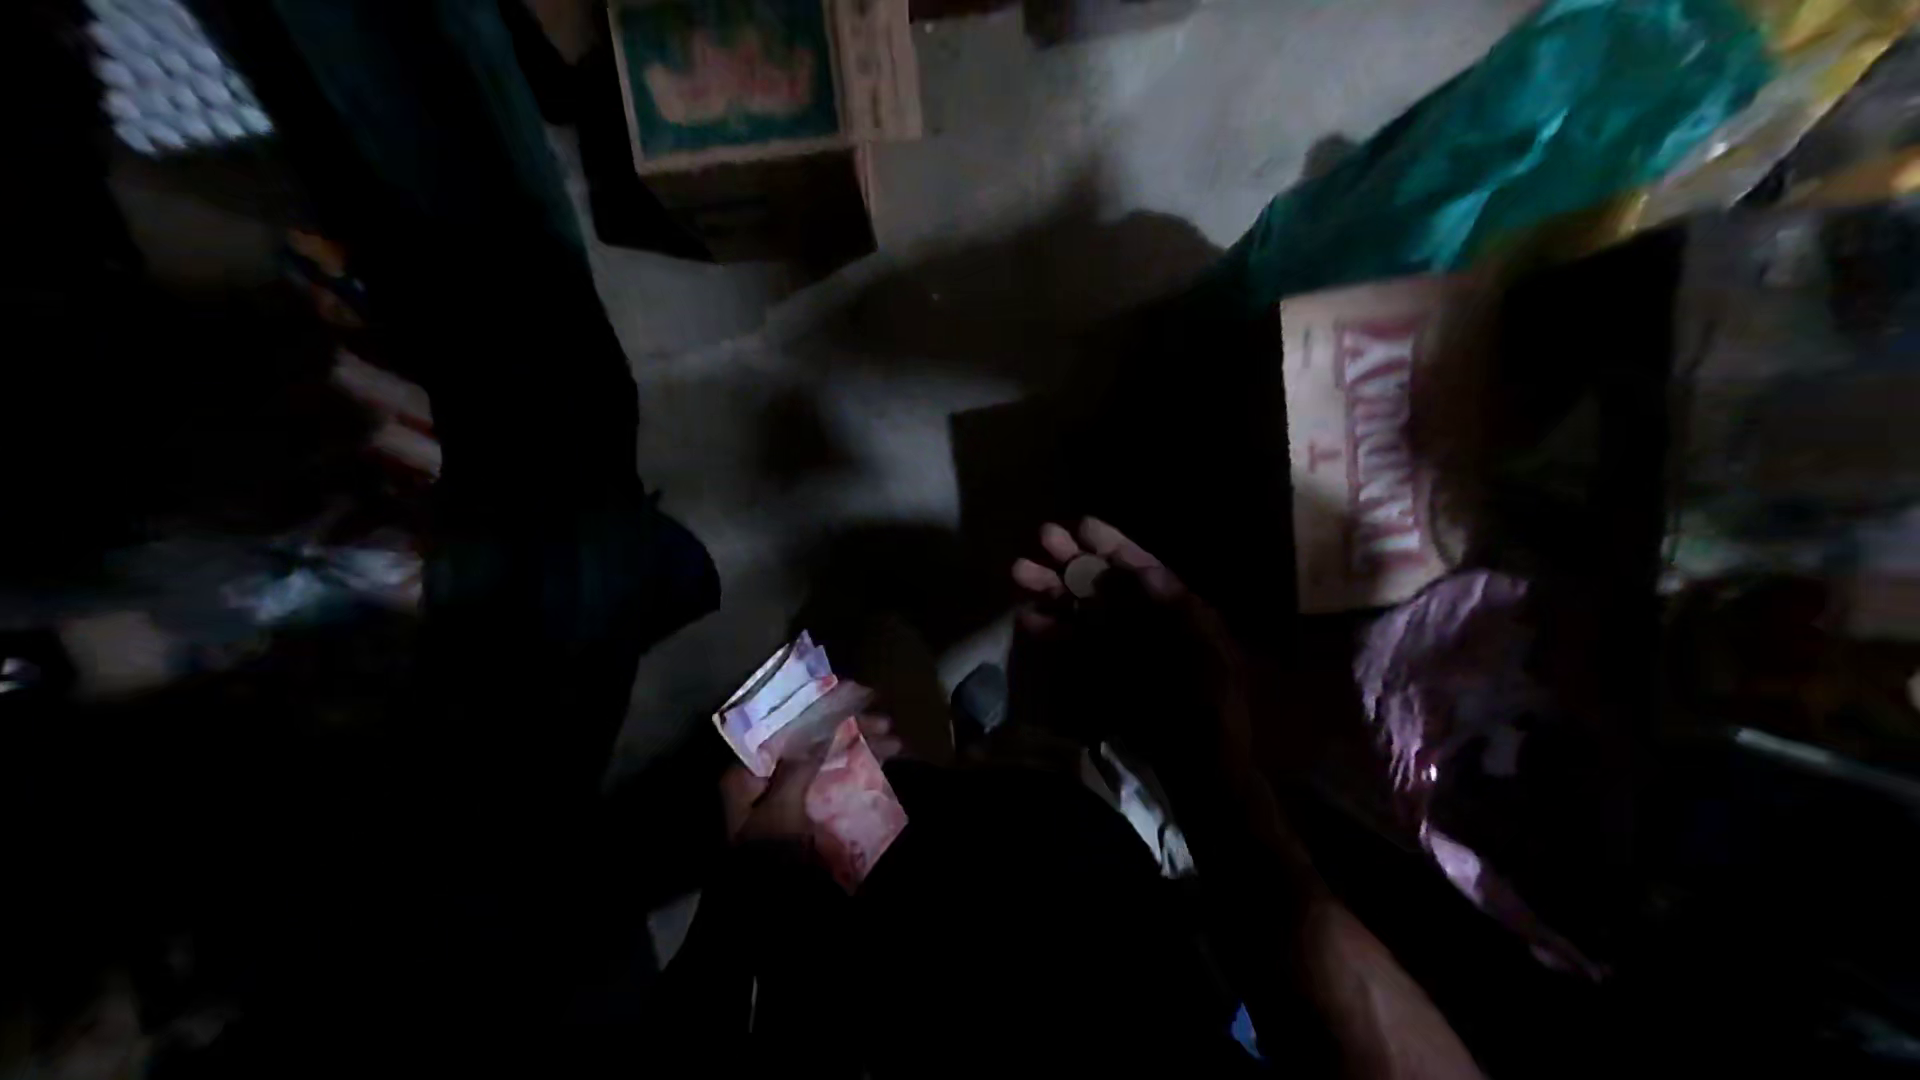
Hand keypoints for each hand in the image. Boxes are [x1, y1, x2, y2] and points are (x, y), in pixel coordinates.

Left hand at [720, 716, 901, 846]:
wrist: (762, 917)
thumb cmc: (766, 857)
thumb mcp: (781, 809)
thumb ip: (801, 765)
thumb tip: (824, 726)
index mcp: (749, 771)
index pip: (785, 726)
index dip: (819, 709)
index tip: (854, 698)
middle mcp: (767, 776)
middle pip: (810, 740)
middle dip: (849, 729)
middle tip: (885, 723)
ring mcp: (788, 794)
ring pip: (826, 758)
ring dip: (859, 747)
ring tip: (894, 743)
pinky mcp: (806, 812)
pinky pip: (833, 781)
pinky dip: (857, 770)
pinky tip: (884, 763)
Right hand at [1009, 518, 1251, 770]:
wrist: (1196, 760)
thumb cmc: (1211, 703)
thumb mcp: (1207, 653)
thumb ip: (1177, 609)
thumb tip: (1145, 569)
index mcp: (1172, 609)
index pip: (1139, 567)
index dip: (1111, 544)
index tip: (1082, 524)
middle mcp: (1141, 619)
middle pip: (1102, 581)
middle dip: (1072, 558)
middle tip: (1042, 537)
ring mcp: (1116, 643)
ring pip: (1078, 607)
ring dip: (1050, 589)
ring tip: (1018, 570)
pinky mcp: (1096, 669)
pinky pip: (1069, 643)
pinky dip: (1049, 630)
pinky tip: (1026, 618)